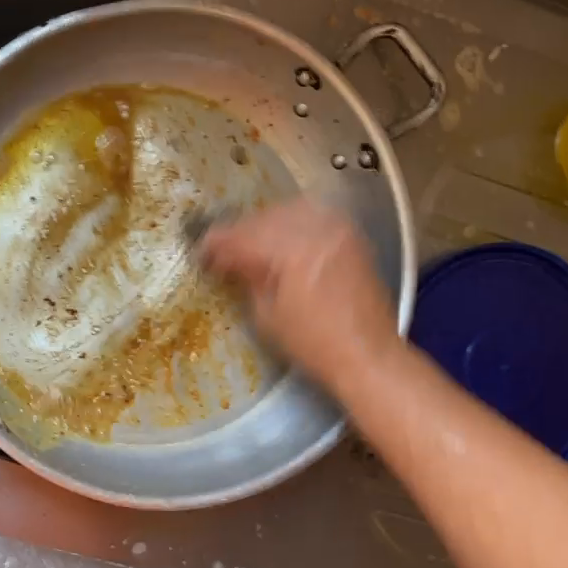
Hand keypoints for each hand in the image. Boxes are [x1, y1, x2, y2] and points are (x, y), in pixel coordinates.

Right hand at [200, 201, 400, 386]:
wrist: (367, 355)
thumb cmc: (313, 344)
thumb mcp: (267, 315)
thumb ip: (248, 278)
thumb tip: (228, 261)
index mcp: (292, 251)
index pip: (244, 237)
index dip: (218, 244)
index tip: (201, 252)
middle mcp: (317, 230)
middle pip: (265, 218)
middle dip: (239, 232)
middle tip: (220, 249)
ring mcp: (338, 230)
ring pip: (289, 211)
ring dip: (264, 224)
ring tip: (249, 243)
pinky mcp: (350, 237)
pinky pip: (313, 216)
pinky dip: (290, 223)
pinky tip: (279, 238)